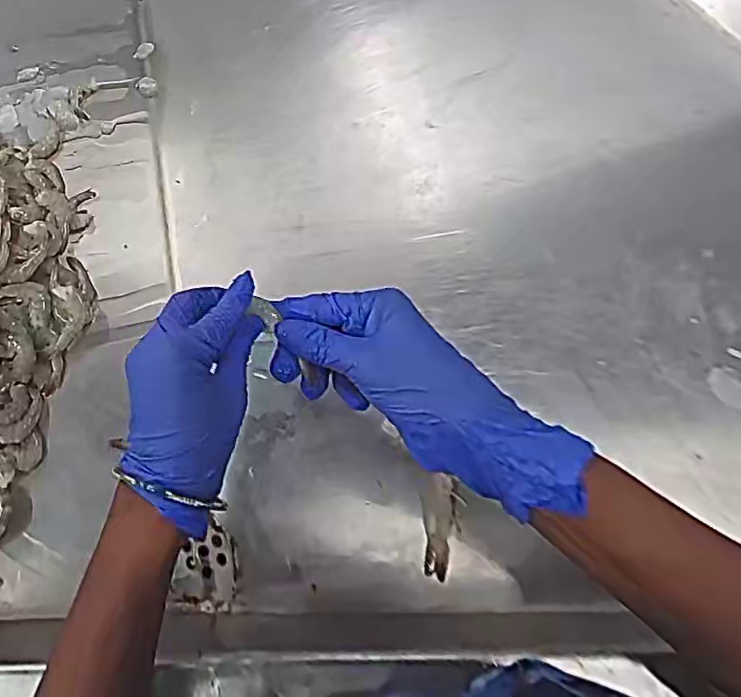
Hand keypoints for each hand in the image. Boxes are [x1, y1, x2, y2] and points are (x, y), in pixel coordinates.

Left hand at [117, 272, 258, 536]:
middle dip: (210, 299)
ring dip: (196, 313)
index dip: (235, 298)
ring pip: (172, 318)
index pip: (216, 312)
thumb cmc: (203, 436)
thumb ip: (237, 348)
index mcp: (183, 344)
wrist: (167, 470)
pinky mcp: (140, 364)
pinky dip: (184, 331)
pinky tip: (204, 341)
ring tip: (224, 321)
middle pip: (185, 305)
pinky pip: (164, 336)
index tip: (248, 283)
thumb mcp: (230, 389)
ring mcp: (145, 352)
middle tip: (236, 302)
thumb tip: (248, 322)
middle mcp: (157, 341)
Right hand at [274, 288, 593, 521]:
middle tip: (288, 373)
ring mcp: (382, 347)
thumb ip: (315, 341)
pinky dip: (342, 382)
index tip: (267, 336)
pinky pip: (347, 369)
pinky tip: (354, 397)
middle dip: (304, 350)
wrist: (474, 436)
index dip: (290, 321)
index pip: (317, 305)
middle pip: (321, 328)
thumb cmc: (425, 391)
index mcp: (376, 306)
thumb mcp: (360, 361)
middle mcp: (378, 321)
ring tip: (322, 389)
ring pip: (331, 351)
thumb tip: (283, 326)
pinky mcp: (386, 373)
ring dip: (322, 370)